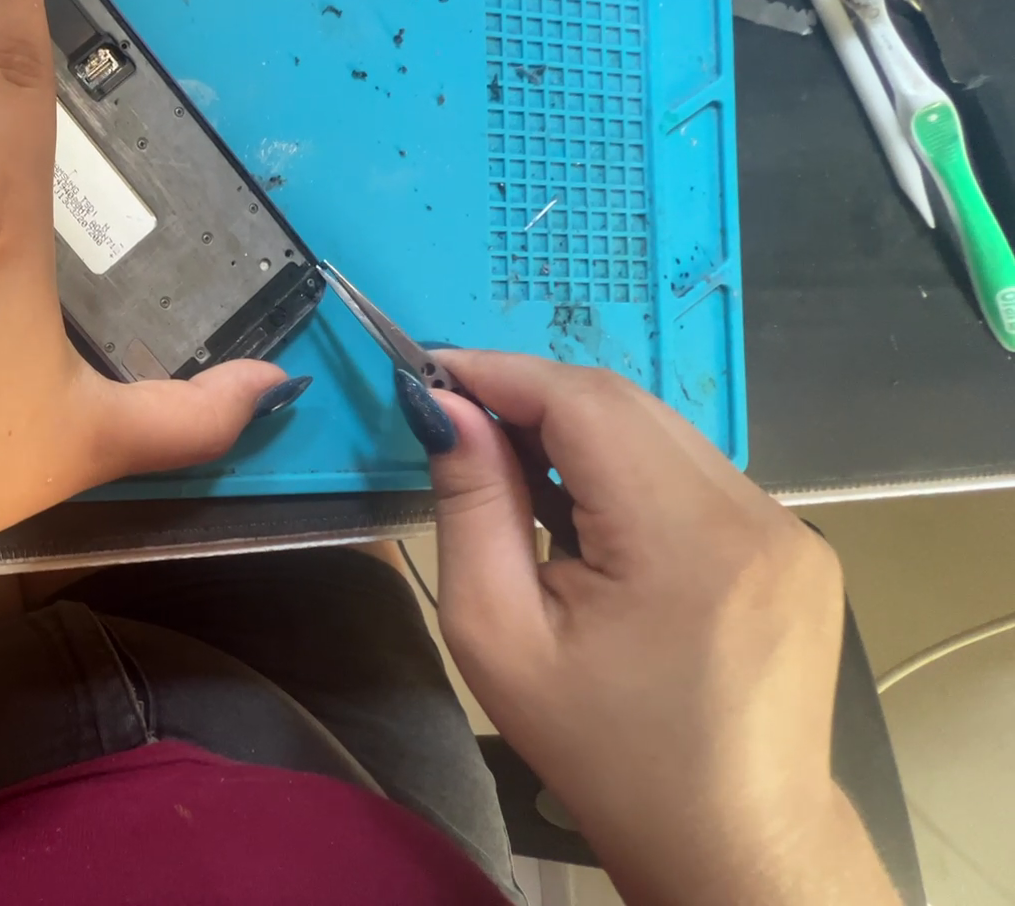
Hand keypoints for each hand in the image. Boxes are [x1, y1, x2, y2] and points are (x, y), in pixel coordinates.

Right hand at [424, 352, 890, 903]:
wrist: (728, 839)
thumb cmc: (595, 744)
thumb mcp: (493, 628)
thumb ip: (469, 504)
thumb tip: (446, 411)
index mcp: (687, 541)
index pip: (586, 404)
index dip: (499, 371)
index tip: (426, 372)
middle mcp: (755, 515)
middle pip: (621, 402)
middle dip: (524, 390)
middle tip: (448, 410)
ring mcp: (783, 526)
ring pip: (650, 425)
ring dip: (562, 421)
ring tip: (491, 449)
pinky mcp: (782, 541)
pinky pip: (676, 463)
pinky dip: (604, 456)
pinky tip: (559, 492)